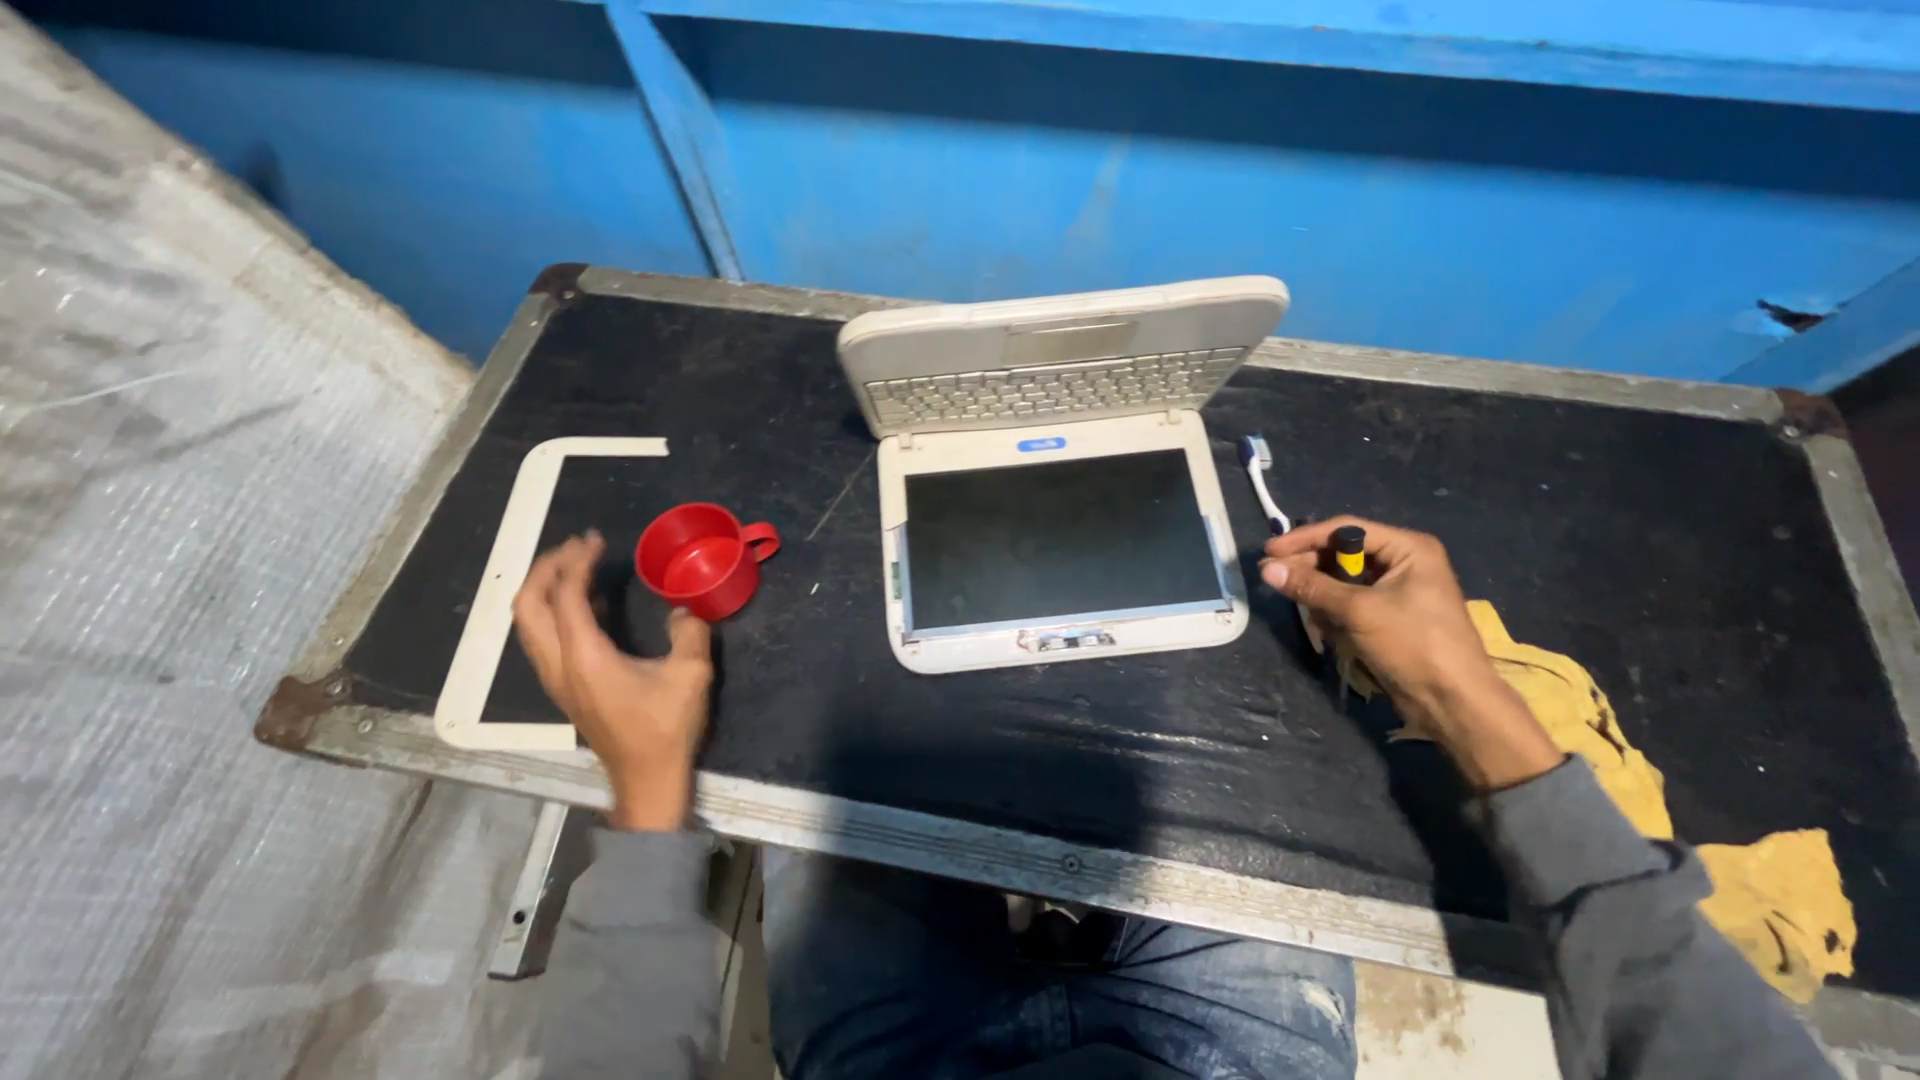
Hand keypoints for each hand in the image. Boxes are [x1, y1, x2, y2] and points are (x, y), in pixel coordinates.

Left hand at [512, 531, 713, 829]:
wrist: (647, 779)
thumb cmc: (666, 729)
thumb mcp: (691, 676)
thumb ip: (689, 633)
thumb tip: (682, 611)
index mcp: (585, 657)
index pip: (565, 596)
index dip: (577, 562)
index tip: (595, 540)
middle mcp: (559, 665)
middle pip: (527, 606)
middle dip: (546, 569)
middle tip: (576, 548)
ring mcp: (556, 679)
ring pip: (528, 623)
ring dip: (545, 590)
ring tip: (576, 569)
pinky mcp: (565, 688)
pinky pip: (544, 638)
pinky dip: (555, 611)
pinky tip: (589, 604)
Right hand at [1260, 517, 1562, 789]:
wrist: (1452, 700)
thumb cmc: (1413, 644)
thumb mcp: (1358, 611)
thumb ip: (1311, 586)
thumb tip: (1265, 568)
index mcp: (1408, 548)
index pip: (1346, 529)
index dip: (1304, 539)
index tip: (1269, 551)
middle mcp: (1404, 563)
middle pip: (1343, 554)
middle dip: (1310, 569)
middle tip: (1273, 578)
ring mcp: (1398, 591)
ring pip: (1343, 581)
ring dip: (1322, 595)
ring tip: (1304, 609)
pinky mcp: (1390, 617)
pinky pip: (1351, 604)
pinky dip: (1334, 613)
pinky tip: (1327, 629)